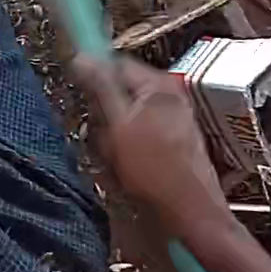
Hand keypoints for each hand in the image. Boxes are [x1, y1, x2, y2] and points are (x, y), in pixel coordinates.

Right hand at [72, 56, 230, 240]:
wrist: (191, 215)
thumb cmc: (154, 169)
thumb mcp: (119, 124)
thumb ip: (100, 87)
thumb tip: (81, 56)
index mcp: (159, 84)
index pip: (115, 64)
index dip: (93, 76)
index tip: (79, 98)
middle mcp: (169, 96)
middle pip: (119, 93)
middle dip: (103, 115)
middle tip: (100, 138)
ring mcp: (173, 120)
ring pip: (124, 119)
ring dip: (111, 138)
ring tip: (114, 161)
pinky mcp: (171, 145)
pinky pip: (136, 138)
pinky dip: (125, 152)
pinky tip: (126, 172)